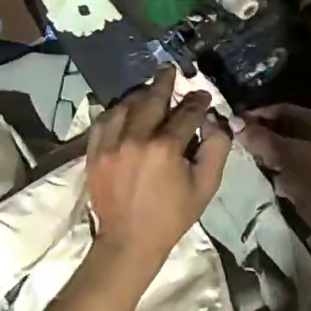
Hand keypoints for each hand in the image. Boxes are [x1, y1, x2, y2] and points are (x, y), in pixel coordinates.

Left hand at [86, 68, 230, 269]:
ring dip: (140, 95)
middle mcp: (135, 138)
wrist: (128, 240)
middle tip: (169, 70)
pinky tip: (125, 110)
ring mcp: (110, 143)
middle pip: (152, 99)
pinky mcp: (93, 151)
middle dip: (164, 82)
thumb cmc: (171, 215)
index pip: (186, 112)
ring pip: (125, 105)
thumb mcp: (205, 186)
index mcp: (165, 148)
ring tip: (149, 90)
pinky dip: (116, 110)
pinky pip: (104, 119)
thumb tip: (215, 120)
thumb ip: (216, 148)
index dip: (197, 101)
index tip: (203, 95)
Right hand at [240, 105, 310, 255]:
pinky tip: (271, 182)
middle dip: (261, 136)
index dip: (257, 115)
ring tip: (249, 162)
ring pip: (287, 150)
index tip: (231, 125)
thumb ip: (265, 141)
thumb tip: (236, 124)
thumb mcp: (294, 160)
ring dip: (269, 156)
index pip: (282, 109)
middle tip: (236, 145)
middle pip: (284, 129)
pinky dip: (281, 172)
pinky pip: (293, 169)